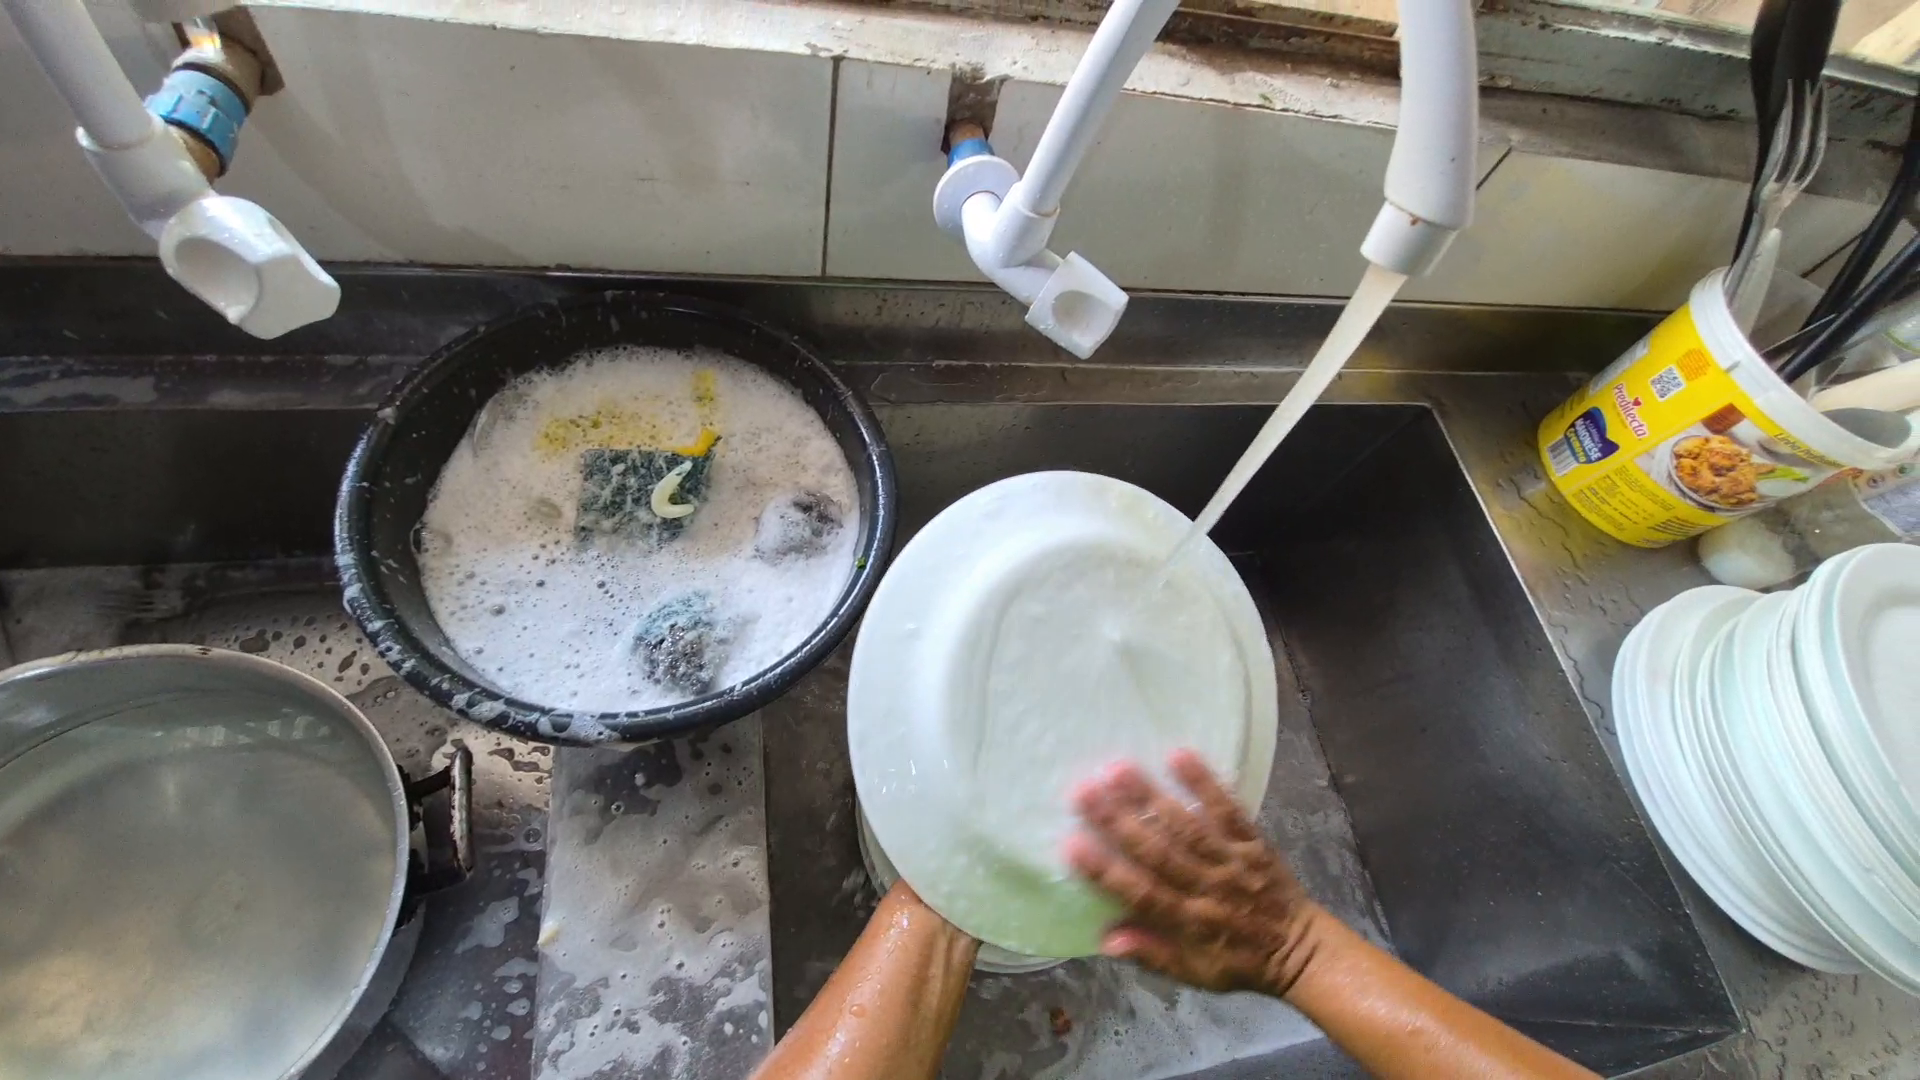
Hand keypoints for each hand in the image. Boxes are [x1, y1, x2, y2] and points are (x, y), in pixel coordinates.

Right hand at [1065, 749, 1323, 997]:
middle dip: (1118, 821)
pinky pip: (1227, 809)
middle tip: (1082, 790)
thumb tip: (1104, 939)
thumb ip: (1152, 954)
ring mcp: (1230, 860)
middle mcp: (1207, 887)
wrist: (1303, 950)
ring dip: (1151, 797)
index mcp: (1189, 922)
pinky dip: (1205, 783)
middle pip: (1158, 852)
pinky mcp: (1251, 840)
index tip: (1070, 845)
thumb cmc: (1238, 960)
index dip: (1105, 871)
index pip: (1141, 894)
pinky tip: (1179, 755)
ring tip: (1118, 768)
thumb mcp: (1196, 974)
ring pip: (1186, 826)